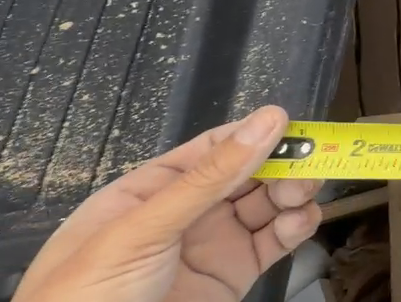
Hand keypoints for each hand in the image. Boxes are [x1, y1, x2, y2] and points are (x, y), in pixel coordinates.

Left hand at [15, 105, 322, 301]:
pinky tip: (300, 223)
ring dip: (296, 190)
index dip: (257, 134)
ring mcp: (213, 243)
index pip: (214, 148)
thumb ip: (208, 177)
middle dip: (286, 163)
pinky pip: (278, 238)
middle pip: (252, 171)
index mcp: (150, 194)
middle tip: (313, 163)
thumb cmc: (87, 299)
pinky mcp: (236, 272)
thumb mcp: (139, 233)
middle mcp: (187, 213)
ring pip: (272, 200)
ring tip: (302, 195)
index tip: (298, 130)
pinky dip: (299, 224)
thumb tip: (273, 116)